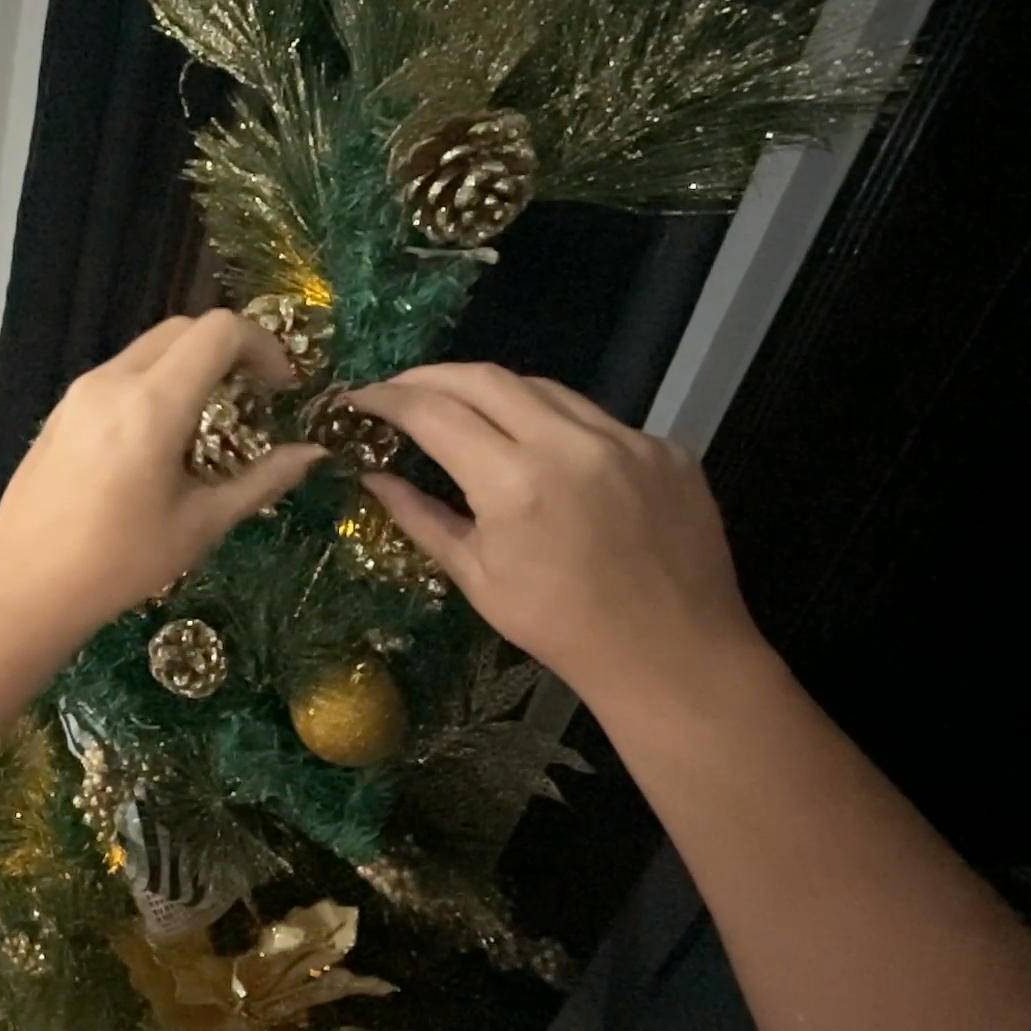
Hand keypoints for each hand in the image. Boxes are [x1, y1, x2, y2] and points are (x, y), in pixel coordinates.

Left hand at [0, 311, 323, 634]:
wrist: (25, 586)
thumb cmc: (119, 563)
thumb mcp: (199, 525)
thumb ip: (261, 481)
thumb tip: (312, 454)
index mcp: (151, 404)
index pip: (218, 331)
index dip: (262, 346)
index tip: (279, 390)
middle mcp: (111, 382)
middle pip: (182, 329)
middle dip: (227, 351)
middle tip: (250, 400)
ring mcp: (78, 394)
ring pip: (147, 350)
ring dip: (187, 367)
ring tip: (205, 424)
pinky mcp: (59, 412)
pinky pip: (117, 376)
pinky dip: (151, 385)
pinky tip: (155, 440)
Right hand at [349, 363, 760, 708]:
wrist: (673, 654)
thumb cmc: (556, 625)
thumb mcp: (472, 574)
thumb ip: (418, 515)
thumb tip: (371, 476)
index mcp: (514, 484)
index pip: (434, 414)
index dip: (387, 399)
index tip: (358, 398)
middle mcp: (570, 445)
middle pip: (483, 378)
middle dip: (428, 376)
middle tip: (396, 389)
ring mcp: (626, 439)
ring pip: (539, 386)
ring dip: (487, 390)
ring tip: (457, 408)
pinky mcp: (663, 446)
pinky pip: (589, 414)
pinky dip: (545, 419)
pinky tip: (532, 445)